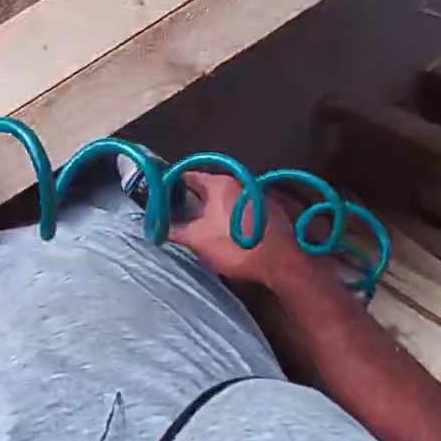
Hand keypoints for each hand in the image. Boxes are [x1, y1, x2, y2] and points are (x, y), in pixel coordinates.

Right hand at [170, 172, 319, 287]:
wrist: (283, 264)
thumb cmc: (235, 246)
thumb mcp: (196, 239)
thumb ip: (173, 229)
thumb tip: (157, 227)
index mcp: (219, 183)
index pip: (186, 176)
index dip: (170, 187)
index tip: (160, 200)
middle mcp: (239, 183)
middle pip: (206, 188)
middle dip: (190, 201)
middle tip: (175, 216)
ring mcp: (256, 196)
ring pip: (224, 199)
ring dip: (210, 210)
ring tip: (197, 227)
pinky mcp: (269, 211)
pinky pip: (239, 209)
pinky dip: (228, 217)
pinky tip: (224, 233)